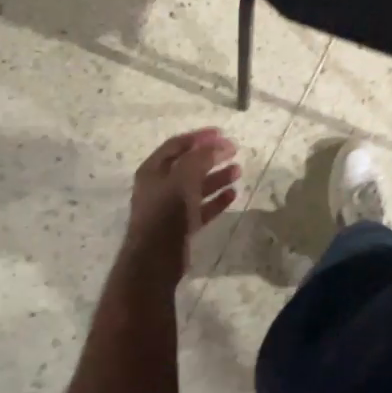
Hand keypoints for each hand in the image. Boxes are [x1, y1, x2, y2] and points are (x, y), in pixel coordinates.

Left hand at [123, 128, 240, 278]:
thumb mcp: (183, 178)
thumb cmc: (166, 212)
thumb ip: (200, 158)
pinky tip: (232, 194)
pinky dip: (216, 200)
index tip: (221, 133)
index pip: (177, 145)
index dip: (198, 137)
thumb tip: (217, 144)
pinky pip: (202, 207)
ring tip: (238, 170)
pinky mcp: (182, 226)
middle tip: (234, 150)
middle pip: (189, 165)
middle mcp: (160, 186)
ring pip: (197, 186)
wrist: (155, 260)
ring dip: (217, 177)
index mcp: (153, 170)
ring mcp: (171, 207)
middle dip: (211, 156)